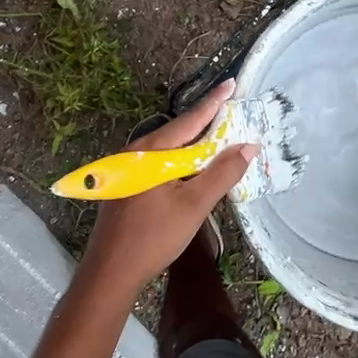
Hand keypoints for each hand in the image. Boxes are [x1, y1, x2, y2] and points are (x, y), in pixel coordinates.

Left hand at [82, 79, 253, 291]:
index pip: (190, 120)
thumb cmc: (153, 238)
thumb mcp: (194, 206)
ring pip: (169, 149)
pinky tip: (193, 168)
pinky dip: (182, 160)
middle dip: (206, 121)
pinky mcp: (127, 187)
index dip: (213, 102)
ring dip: (194, 143)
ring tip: (218, 136)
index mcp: (151, 151)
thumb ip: (222, 174)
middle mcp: (136, 153)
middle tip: (231, 109)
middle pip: (179, 131)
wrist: (109, 274)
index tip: (231, 82)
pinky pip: (160, 162)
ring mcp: (128, 170)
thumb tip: (248, 146)